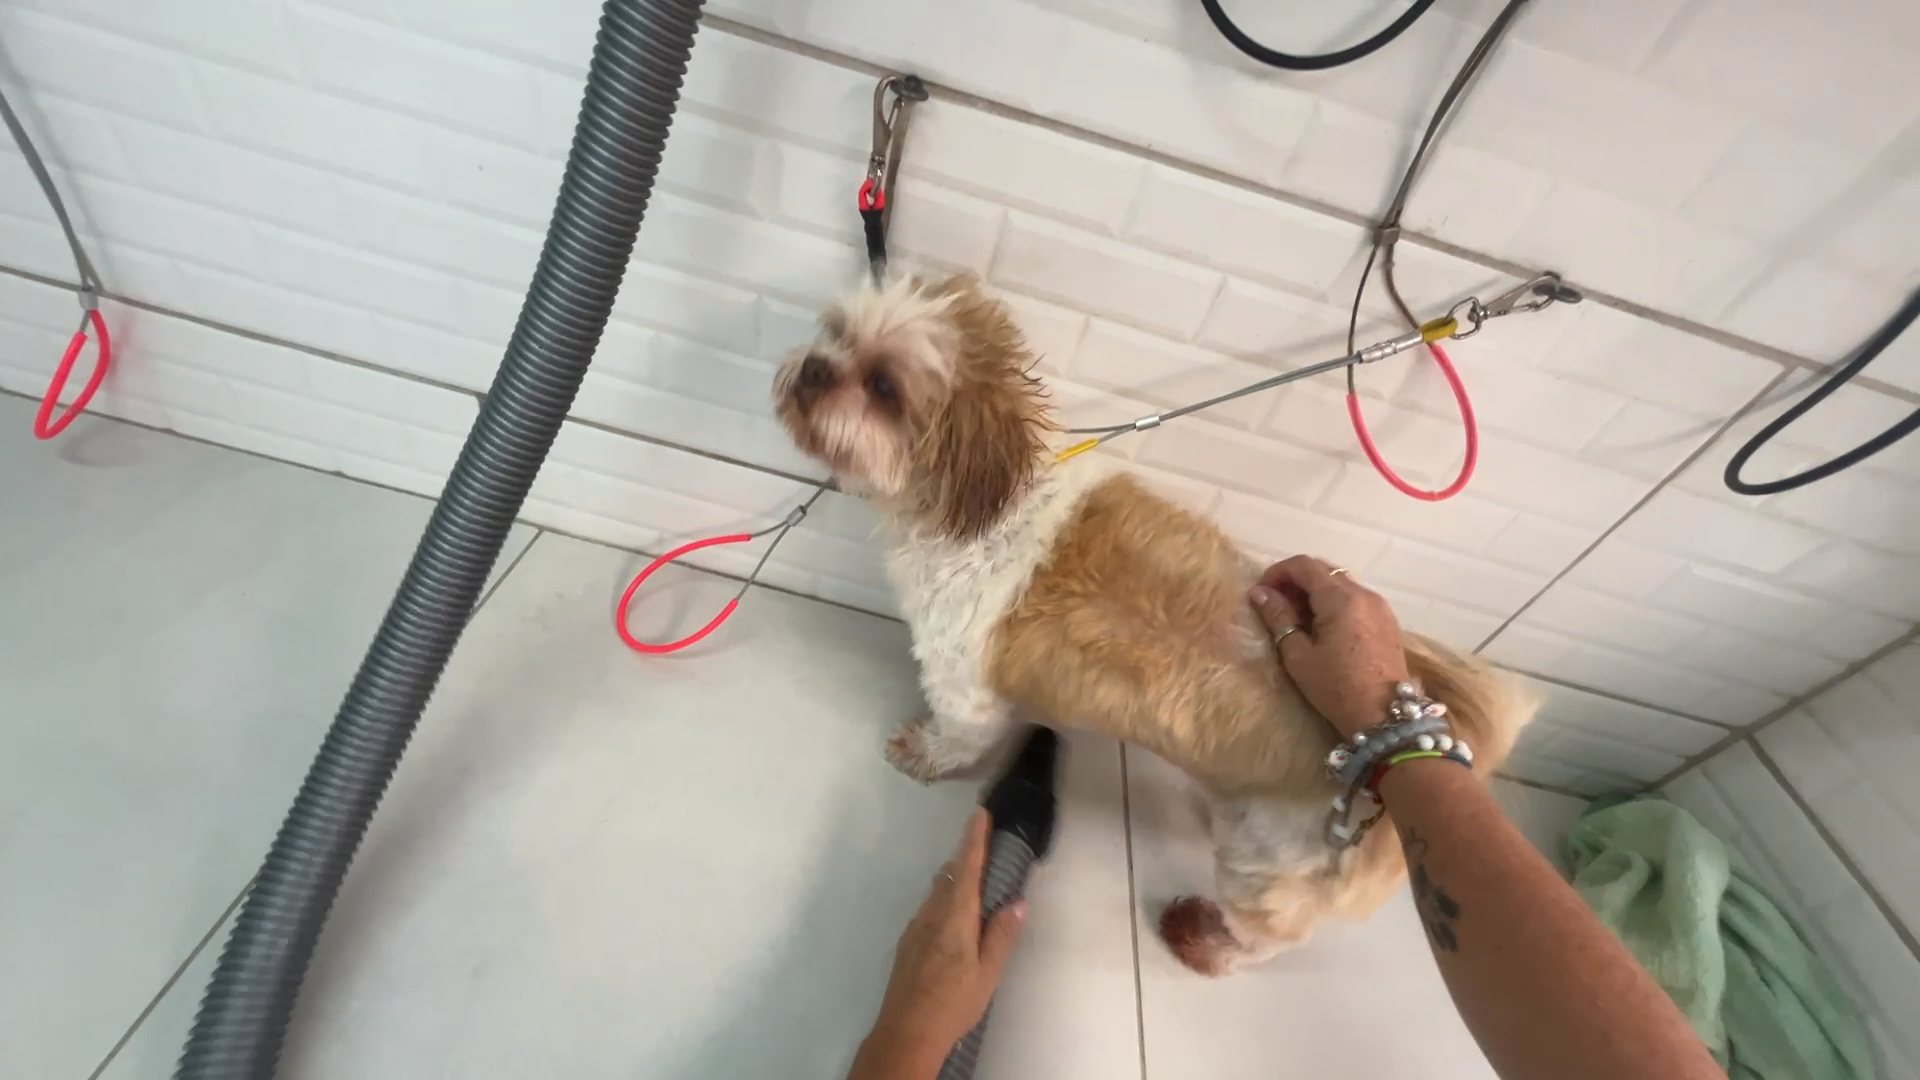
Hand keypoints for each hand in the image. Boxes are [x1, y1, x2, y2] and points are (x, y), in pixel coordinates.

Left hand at [852, 809, 1026, 1076]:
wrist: (906, 1030)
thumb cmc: (953, 1002)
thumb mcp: (987, 973)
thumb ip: (1001, 935)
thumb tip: (1017, 901)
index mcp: (956, 914)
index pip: (967, 865)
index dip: (974, 837)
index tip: (979, 813)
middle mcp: (933, 911)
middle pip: (951, 874)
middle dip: (967, 860)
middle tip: (987, 856)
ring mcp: (917, 925)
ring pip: (938, 891)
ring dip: (955, 883)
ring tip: (974, 893)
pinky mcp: (908, 940)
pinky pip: (929, 909)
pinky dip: (944, 904)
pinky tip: (952, 925)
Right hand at [1248, 554, 1410, 738]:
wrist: (1386, 718)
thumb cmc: (1336, 687)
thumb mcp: (1298, 655)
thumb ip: (1278, 618)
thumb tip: (1259, 593)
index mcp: (1341, 599)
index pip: (1304, 565)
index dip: (1277, 572)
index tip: (1261, 593)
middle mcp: (1364, 594)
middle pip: (1323, 570)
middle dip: (1294, 580)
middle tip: (1275, 604)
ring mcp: (1379, 606)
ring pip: (1339, 583)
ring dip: (1313, 591)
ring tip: (1295, 617)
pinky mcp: (1386, 620)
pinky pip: (1353, 597)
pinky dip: (1331, 601)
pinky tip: (1320, 626)